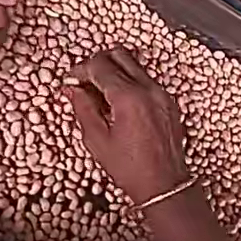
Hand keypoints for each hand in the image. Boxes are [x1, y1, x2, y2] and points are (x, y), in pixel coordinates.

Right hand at [64, 46, 189, 203]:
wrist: (165, 185)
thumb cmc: (131, 169)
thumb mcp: (97, 140)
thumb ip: (83, 108)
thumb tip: (73, 88)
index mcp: (130, 98)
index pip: (100, 66)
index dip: (80, 70)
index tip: (71, 81)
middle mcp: (150, 90)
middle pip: (119, 55)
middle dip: (98, 63)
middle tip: (84, 81)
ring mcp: (163, 94)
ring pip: (135, 65)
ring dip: (115, 71)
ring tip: (100, 94)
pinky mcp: (169, 102)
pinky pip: (146, 80)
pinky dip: (130, 82)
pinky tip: (119, 103)